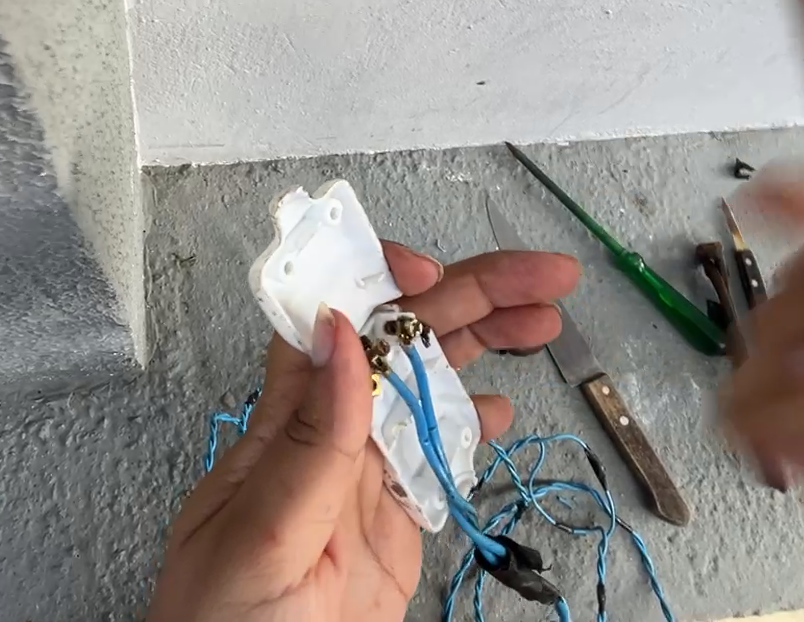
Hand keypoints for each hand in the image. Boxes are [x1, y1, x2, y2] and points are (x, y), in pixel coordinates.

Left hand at [147, 241, 579, 621]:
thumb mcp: (260, 534)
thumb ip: (306, 442)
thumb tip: (337, 331)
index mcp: (287, 416)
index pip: (335, 318)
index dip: (382, 279)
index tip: (432, 270)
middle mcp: (330, 428)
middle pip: (401, 339)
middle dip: (468, 297)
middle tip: (542, 278)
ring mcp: (366, 472)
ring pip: (429, 386)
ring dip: (483, 345)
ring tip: (541, 319)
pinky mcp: (394, 521)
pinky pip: (439, 456)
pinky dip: (474, 424)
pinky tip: (505, 406)